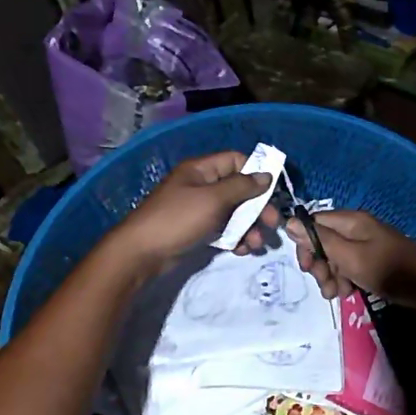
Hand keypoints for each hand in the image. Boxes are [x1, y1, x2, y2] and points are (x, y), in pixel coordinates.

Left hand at [106, 151, 273, 266]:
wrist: (142, 253)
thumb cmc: (178, 219)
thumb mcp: (213, 199)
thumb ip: (242, 186)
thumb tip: (266, 174)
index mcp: (202, 170)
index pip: (236, 161)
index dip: (256, 172)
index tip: (272, 191)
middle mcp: (202, 186)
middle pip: (240, 189)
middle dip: (258, 207)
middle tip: (272, 223)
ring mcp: (200, 209)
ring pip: (235, 212)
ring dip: (250, 226)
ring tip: (256, 243)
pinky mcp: (199, 230)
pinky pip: (225, 229)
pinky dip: (237, 237)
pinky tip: (242, 250)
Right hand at [283, 210, 415, 300]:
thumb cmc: (386, 268)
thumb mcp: (349, 255)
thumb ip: (320, 240)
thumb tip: (289, 221)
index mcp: (350, 221)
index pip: (314, 223)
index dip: (305, 244)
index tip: (307, 266)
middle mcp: (355, 229)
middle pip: (322, 242)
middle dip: (319, 265)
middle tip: (325, 283)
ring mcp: (364, 245)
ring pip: (334, 257)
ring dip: (330, 276)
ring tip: (337, 293)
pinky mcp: (370, 260)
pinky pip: (348, 266)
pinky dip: (343, 279)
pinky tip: (347, 293)